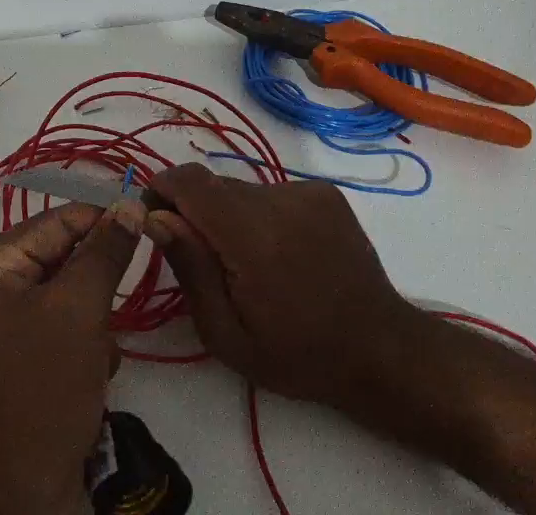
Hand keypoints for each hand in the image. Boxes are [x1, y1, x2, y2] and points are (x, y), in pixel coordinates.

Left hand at [0, 200, 143, 512]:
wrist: (18, 482)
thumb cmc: (44, 384)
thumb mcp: (80, 309)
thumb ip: (105, 252)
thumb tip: (131, 205)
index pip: (54, 222)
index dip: (101, 219)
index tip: (148, 220)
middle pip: (61, 258)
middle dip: (96, 282)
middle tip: (120, 301)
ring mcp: (6, 325)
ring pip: (69, 295)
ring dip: (96, 317)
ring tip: (101, 347)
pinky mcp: (25, 357)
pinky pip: (65, 327)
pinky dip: (88, 343)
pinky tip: (98, 369)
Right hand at [145, 165, 446, 434]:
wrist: (381, 349)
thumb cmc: (297, 355)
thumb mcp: (226, 333)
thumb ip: (190, 267)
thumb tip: (155, 216)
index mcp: (253, 237)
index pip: (189, 181)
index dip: (161, 190)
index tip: (154, 221)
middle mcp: (281, 200)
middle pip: (213, 186)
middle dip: (196, 214)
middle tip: (205, 263)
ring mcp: (307, 192)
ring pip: (241, 189)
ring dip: (229, 217)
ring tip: (249, 265)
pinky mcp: (325, 193)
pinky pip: (270, 192)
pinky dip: (260, 216)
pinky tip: (279, 254)